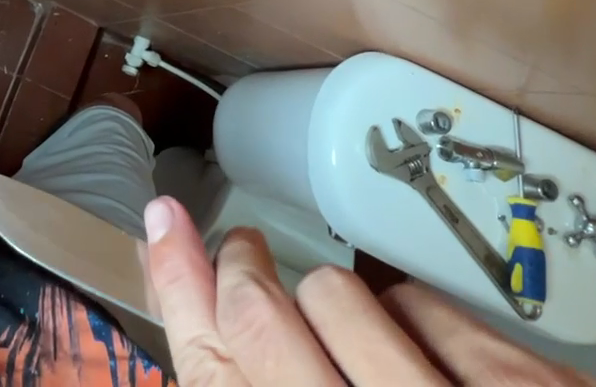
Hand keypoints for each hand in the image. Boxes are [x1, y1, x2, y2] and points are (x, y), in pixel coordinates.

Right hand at [142, 197, 594, 384]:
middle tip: (243, 257)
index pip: (219, 369)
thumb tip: (217, 347)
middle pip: (262, 317)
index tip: (164, 225)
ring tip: (358, 344)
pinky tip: (430, 363)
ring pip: (337, 292)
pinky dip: (407, 316)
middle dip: (242, 272)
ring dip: (330, 306)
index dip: (179, 288)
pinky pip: (421, 298)